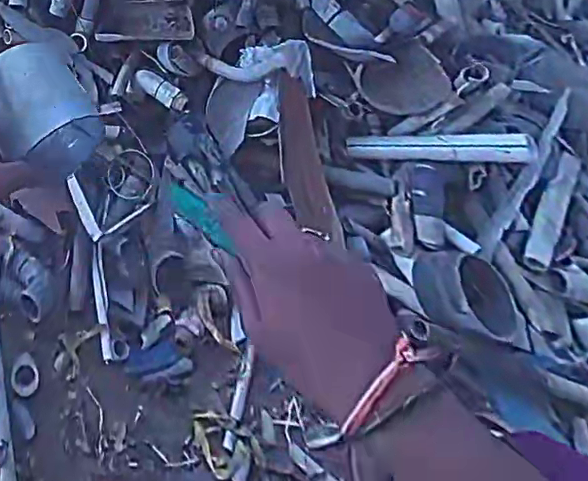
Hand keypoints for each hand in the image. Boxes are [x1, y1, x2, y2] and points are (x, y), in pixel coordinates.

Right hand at [216, 200, 400, 418]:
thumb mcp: (258, 330)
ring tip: (296, 278)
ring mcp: (332, 252)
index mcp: (268, 261)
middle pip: (270, 210)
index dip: (223, 208)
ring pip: (301, 231)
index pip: (237, 220)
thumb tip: (225, 256)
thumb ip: (239, 284)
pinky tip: (325, 290)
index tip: (216, 204)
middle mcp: (300, 247)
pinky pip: (330, 250)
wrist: (371, 382)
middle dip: (259, 221)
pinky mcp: (358, 264)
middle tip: (257, 244)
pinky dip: (321, 262)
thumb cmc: (306, 362)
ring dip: (291, 244)